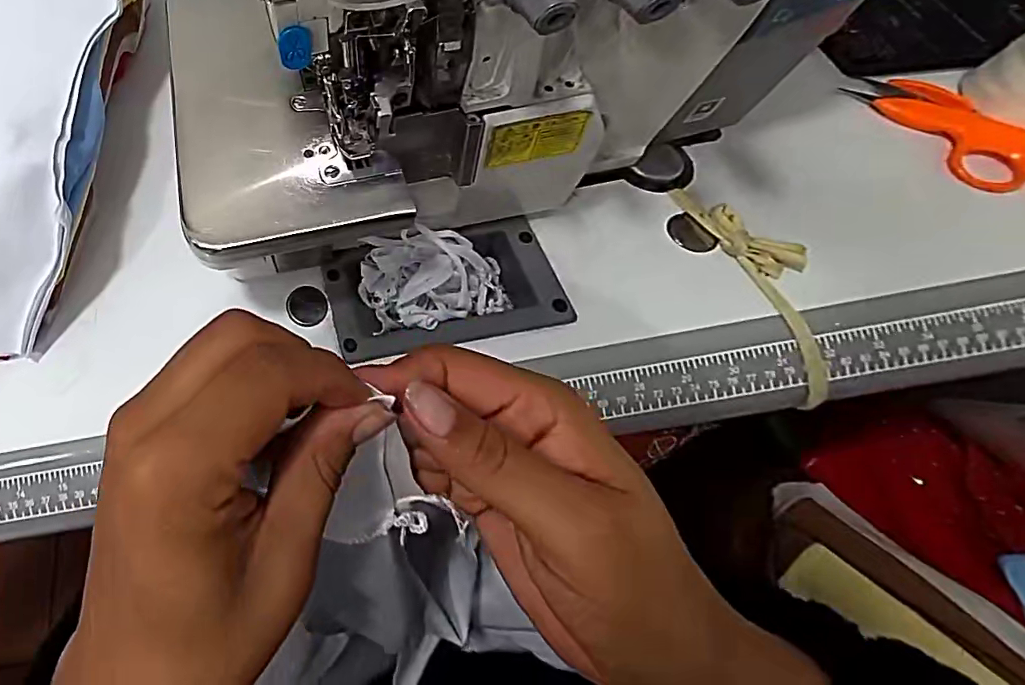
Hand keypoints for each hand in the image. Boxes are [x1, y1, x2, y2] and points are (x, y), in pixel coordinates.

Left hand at [57, 310, 393, 684]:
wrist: (129, 673)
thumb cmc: (188, 647)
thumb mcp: (281, 565)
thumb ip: (321, 470)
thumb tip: (358, 410)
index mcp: (174, 469)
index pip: (265, 370)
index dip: (324, 374)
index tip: (356, 397)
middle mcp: (142, 430)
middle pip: (238, 335)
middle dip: (301, 356)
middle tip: (337, 401)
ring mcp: (134, 420)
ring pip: (221, 338)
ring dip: (276, 360)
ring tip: (308, 413)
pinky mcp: (138, 421)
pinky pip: (204, 362)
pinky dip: (249, 373)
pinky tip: (272, 419)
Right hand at [362, 346, 822, 684]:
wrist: (660, 659)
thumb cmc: (642, 590)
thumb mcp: (568, 521)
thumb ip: (491, 458)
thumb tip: (423, 400)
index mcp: (543, 409)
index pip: (457, 368)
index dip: (407, 377)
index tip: (363, 399)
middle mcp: (519, 423)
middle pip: (439, 391)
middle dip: (402, 408)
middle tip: (374, 440)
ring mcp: (502, 458)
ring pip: (433, 426)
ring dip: (410, 442)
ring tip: (417, 475)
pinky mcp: (489, 491)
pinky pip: (440, 463)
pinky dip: (424, 471)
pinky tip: (431, 490)